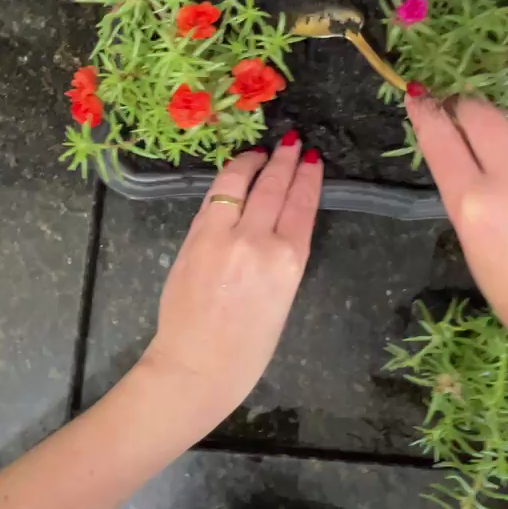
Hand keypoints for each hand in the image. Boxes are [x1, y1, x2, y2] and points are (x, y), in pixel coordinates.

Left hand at [137, 137, 321, 420]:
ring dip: (255, 162)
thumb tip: (276, 223)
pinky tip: (236, 172)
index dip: (307, 178)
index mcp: (289, 263)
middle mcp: (258, 242)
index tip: (312, 159)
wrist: (197, 366)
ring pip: (241, 184)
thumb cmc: (247, 348)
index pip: (302, 205)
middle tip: (292, 141)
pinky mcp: (195, 236)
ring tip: (265, 149)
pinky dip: (229, 180)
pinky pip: (214, 197)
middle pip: (274, 188)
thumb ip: (281, 258)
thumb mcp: (282, 300)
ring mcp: (223, 235)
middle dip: (284, 160)